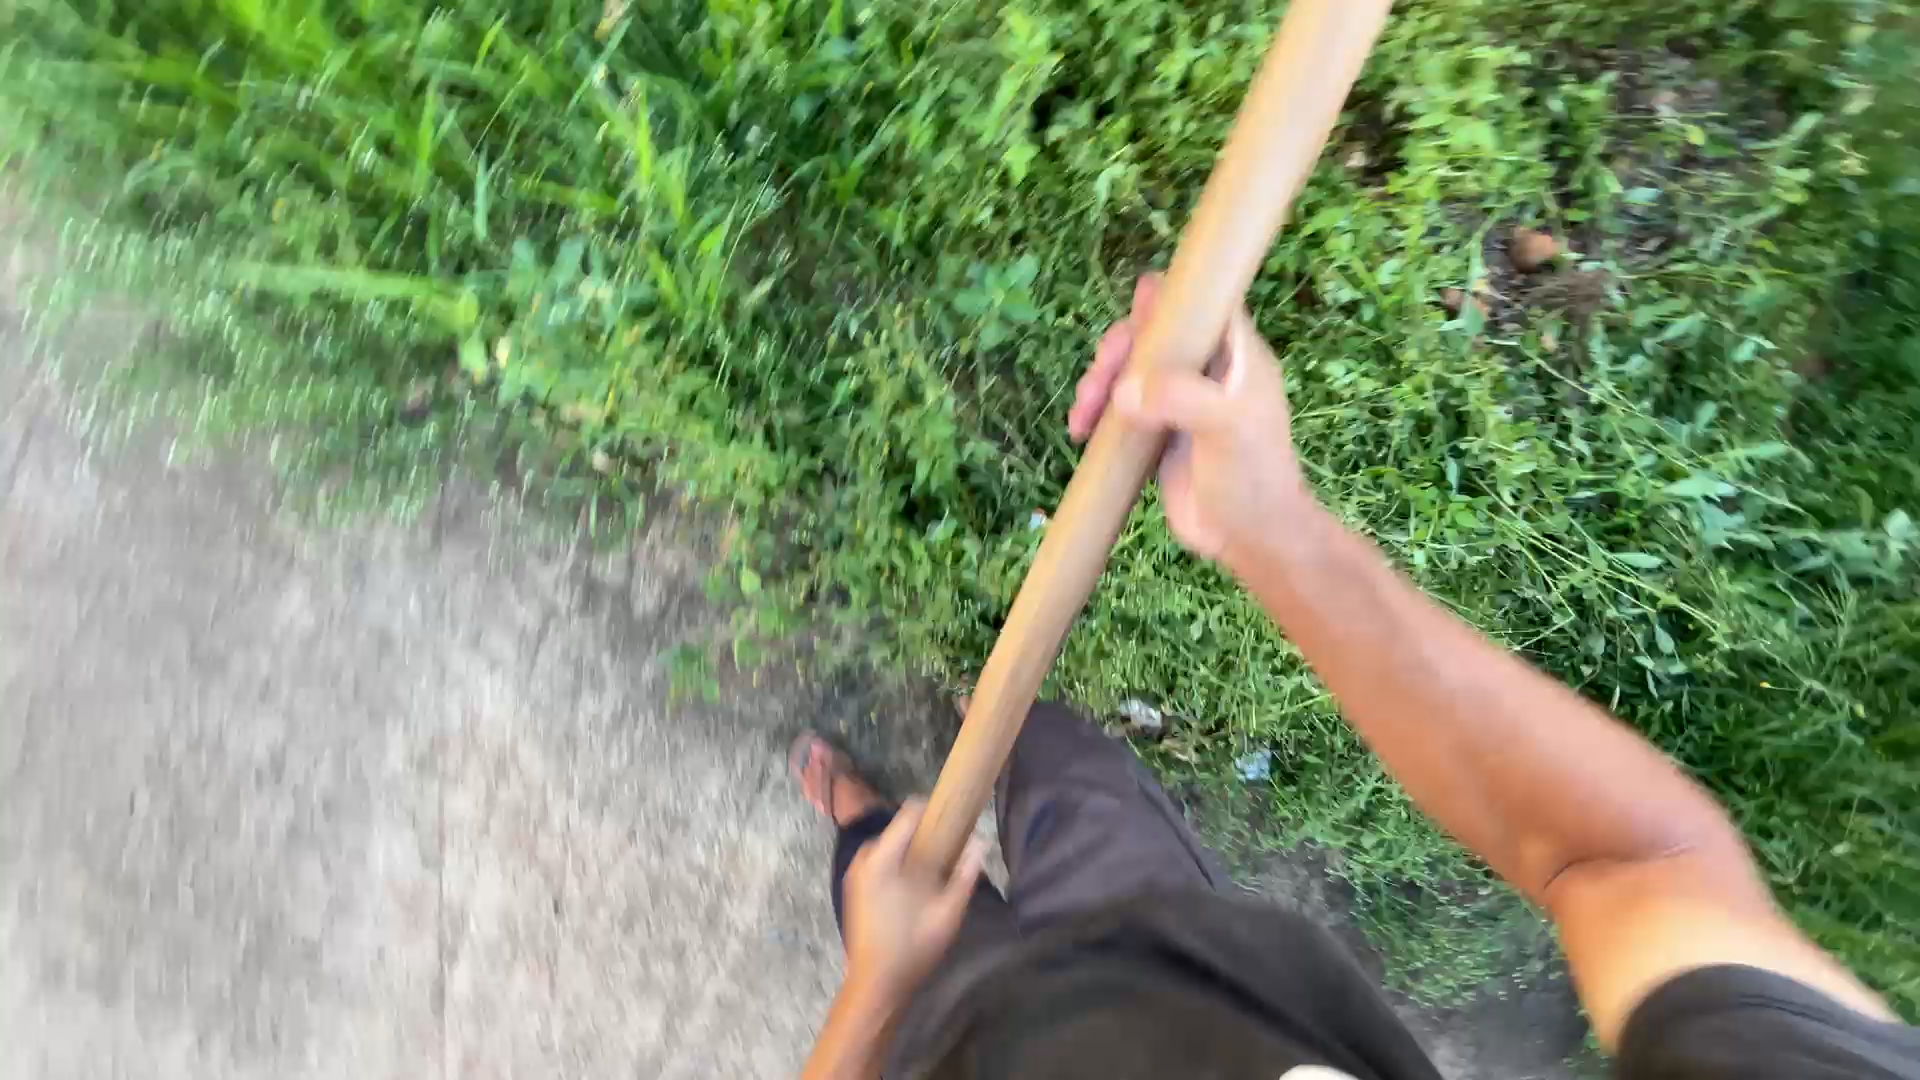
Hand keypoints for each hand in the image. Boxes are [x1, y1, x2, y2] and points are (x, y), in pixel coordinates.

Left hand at [841, 800, 985, 995]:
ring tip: (937, 867)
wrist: (876, 985)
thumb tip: (981, 842)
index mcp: (883, 857)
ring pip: (890, 844)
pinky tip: (916, 883)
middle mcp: (864, 857)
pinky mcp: (854, 886)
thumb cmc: (912, 947)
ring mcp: (856, 872)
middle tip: (950, 848)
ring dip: (912, 849)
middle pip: (900, 828)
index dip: (934, 810)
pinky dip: (898, 862)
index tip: (955, 817)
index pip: (909, 812)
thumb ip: (965, 873)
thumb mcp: (947, 912)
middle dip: (925, 833)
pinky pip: (880, 859)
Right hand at [1068, 275, 1313, 567]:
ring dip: (1097, 385)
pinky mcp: (1156, 433)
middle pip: (1149, 337)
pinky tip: (1081, 432)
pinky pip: (1118, 409)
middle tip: (1097, 386)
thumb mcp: (1227, 426)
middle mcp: (1204, 370)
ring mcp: (1177, 402)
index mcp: (1234, 353)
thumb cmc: (1251, 475)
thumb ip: (1181, 396)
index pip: (1199, 303)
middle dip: (1115, 353)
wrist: (1248, 538)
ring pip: (1127, 372)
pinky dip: (1096, 414)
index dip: (1164, 301)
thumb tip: (1122, 391)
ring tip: (1081, 418)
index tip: (1133, 317)